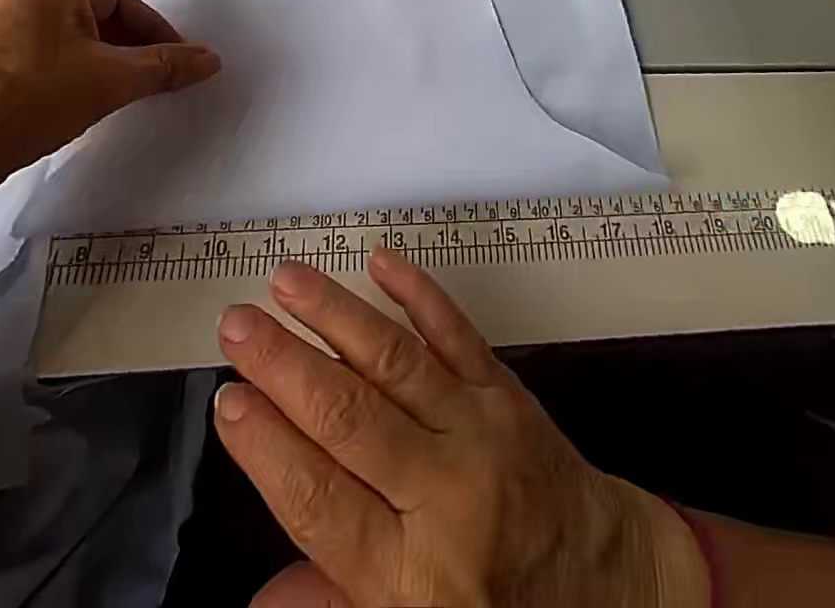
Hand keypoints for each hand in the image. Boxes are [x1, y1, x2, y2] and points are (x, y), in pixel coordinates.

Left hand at [0, 0, 219, 291]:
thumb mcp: (102, 82)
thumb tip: (210, 61)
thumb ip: (160, 69)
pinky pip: (29, 40)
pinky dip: (65, 57)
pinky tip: (73, 98)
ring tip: (124, 88)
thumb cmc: (17, 96)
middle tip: (161, 64)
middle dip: (130, 20)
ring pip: (56, 18)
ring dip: (100, 43)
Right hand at [213, 252, 707, 607]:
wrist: (607, 582)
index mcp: (409, 574)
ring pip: (396, 364)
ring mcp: (478, 432)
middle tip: (236, 323)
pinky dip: (419, 293)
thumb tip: (252, 598)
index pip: (321, 501)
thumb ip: (328, 602)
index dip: (269, 448)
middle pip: (351, 420)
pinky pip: (458, 335)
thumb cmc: (492, 605)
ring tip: (285, 281)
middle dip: (285, 366)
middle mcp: (443, 497)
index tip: (226, 398)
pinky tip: (380, 261)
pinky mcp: (505, 391)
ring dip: (336, 315)